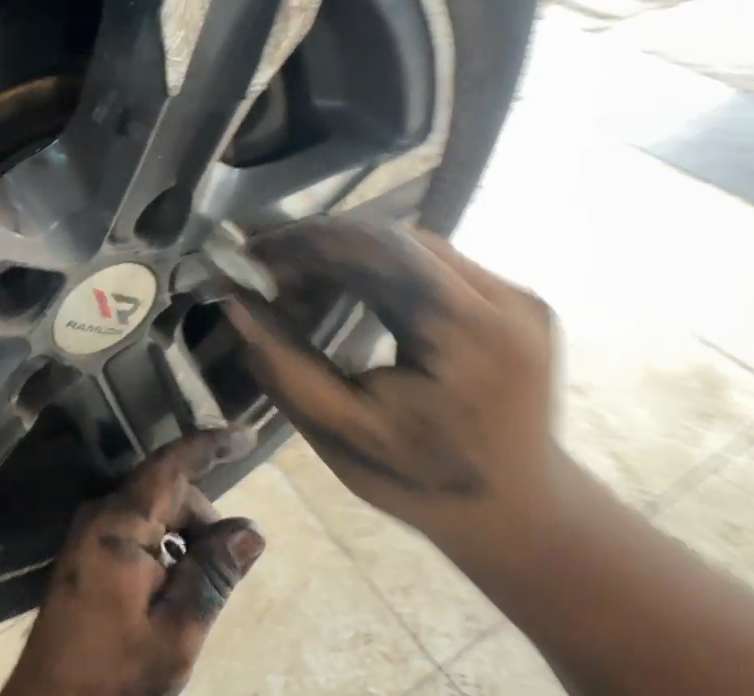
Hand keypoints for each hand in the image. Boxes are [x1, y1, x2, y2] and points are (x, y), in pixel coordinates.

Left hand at [1, 431, 265, 695]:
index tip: (247, 434)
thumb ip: (212, 575)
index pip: (170, 465)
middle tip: (233, 562)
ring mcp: (87, 535)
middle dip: (204, 514)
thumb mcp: (176, 632)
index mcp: (117, 524)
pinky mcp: (85, 556)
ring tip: (206, 582)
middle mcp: (98, 516)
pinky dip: (165, 545)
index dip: (210, 445)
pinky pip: (135, 531)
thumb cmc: (115, 674)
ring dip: (186, 533)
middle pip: (164, 490)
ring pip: (151, 512)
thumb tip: (251, 531)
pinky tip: (179, 583)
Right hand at [224, 220, 562, 556]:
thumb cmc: (422, 480)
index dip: (306, 243)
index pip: (376, 250)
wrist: (517, 512)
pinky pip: (431, 263)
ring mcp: (516, 295)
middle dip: (319, 247)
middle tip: (266, 270)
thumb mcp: (341, 433)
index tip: (251, 255)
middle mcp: (505, 299)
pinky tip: (344, 290)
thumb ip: (285, 366)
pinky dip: (378, 268)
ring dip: (347, 255)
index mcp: (468, 332)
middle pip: (392, 240)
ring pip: (410, 245)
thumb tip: (236, 304)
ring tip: (297, 283)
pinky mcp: (515, 300)